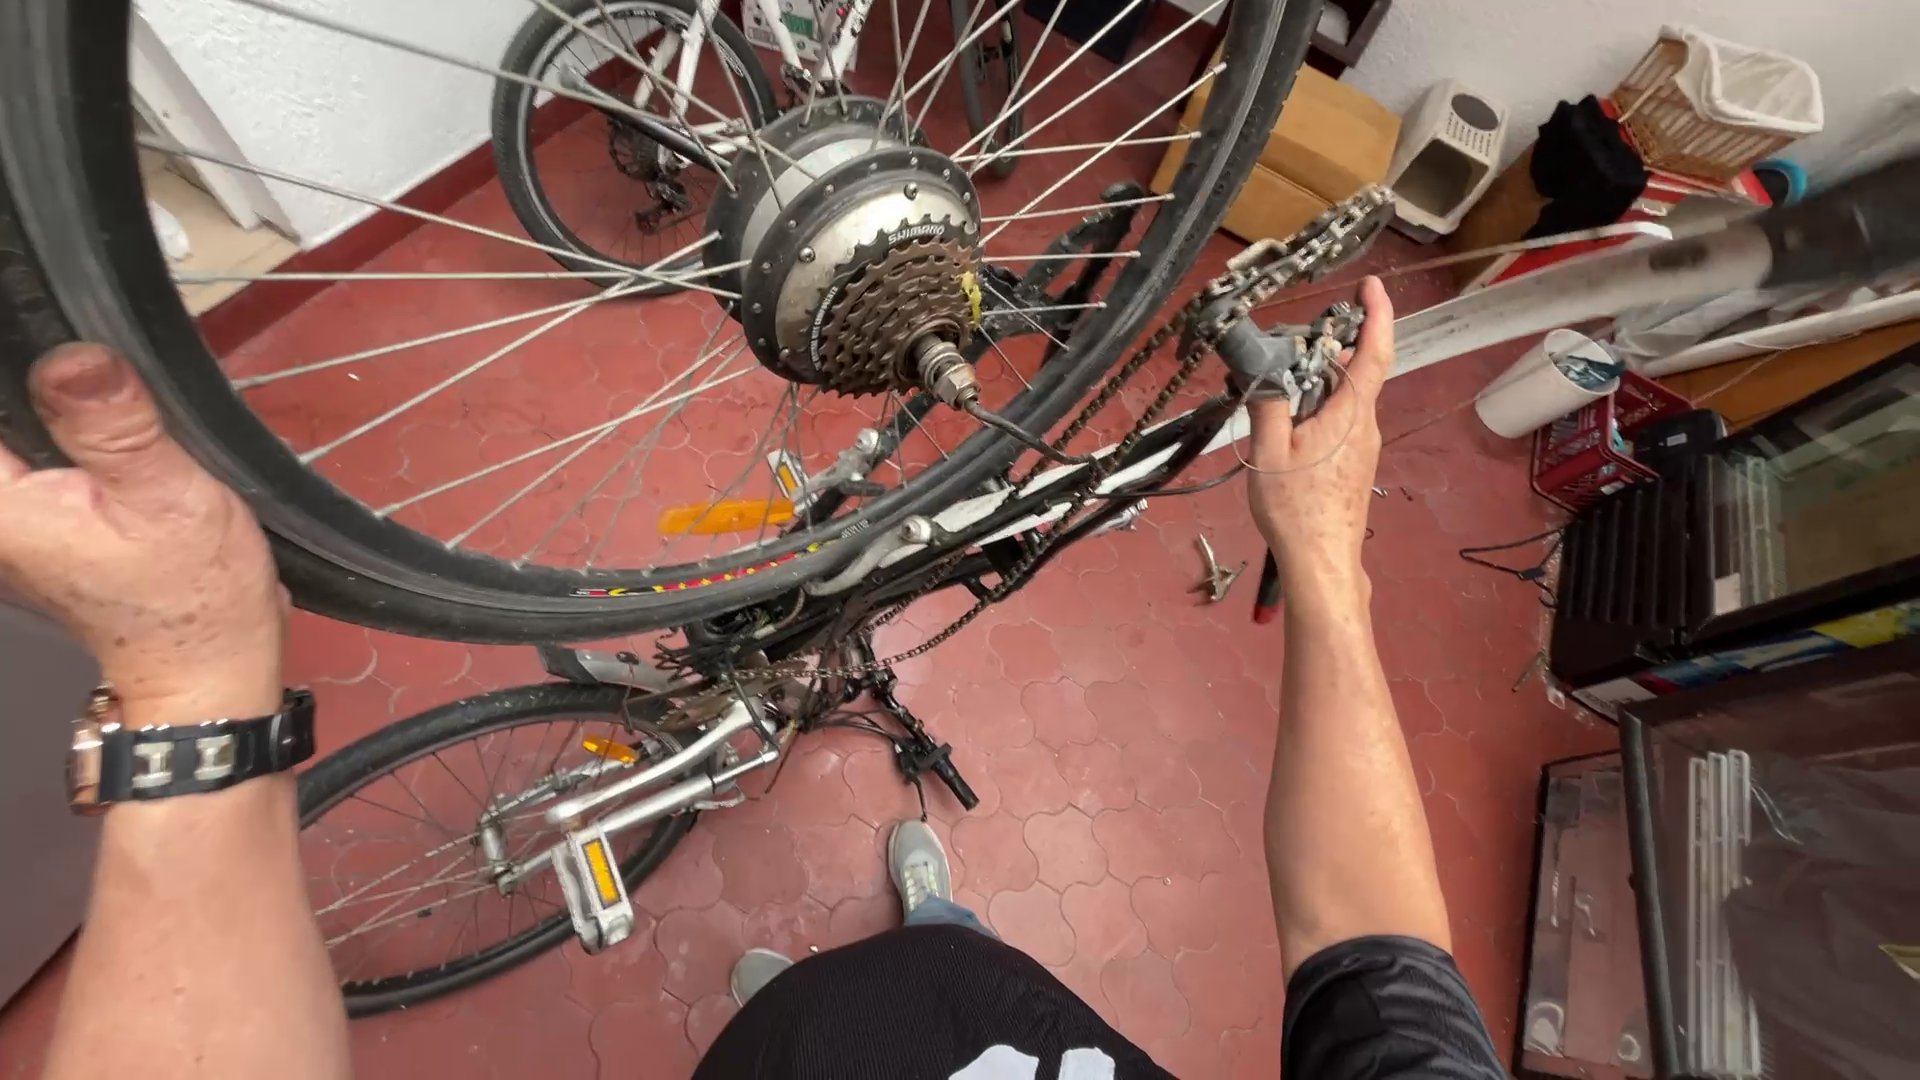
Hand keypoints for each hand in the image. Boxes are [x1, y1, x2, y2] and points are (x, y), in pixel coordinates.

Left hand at [0, 344, 284, 722]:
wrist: (213, 652)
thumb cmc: (193, 589)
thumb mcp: (169, 501)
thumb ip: (116, 429)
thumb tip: (76, 356)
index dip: (22, 353)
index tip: (77, 366)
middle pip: (7, 409)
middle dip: (49, 381)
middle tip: (118, 393)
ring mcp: (12, 503)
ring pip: (24, 422)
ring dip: (63, 405)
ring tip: (122, 405)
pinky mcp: (45, 505)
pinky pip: (41, 444)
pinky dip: (75, 424)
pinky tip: (118, 424)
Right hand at [1245, 276, 1391, 595]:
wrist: (1321, 558)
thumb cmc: (1295, 509)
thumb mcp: (1268, 454)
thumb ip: (1269, 408)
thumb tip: (1267, 379)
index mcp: (1349, 415)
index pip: (1374, 352)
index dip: (1378, 314)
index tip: (1371, 287)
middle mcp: (1366, 426)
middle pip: (1359, 373)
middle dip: (1332, 351)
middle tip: (1295, 346)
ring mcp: (1365, 446)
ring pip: (1349, 399)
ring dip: (1322, 384)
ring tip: (1283, 392)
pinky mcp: (1357, 463)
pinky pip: (1344, 422)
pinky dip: (1323, 409)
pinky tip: (1293, 428)